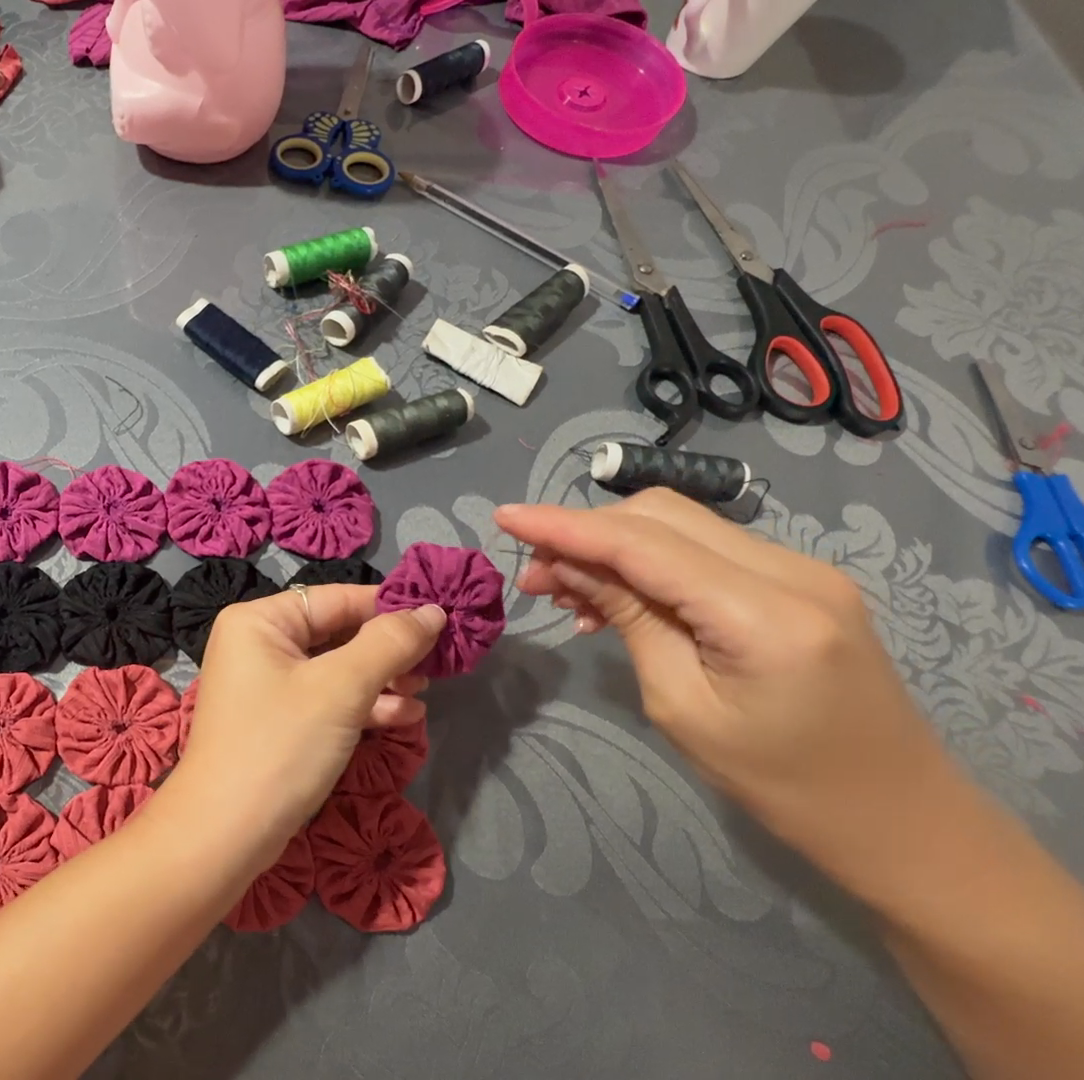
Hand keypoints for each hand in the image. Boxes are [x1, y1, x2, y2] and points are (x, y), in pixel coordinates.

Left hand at [171, 586, 444, 849]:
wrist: (227, 832)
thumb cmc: (281, 745)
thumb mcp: (342, 688)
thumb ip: (390, 644)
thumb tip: (433, 610)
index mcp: (258, 621)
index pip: (335, 598)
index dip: (389, 607)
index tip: (442, 619)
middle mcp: (256, 644)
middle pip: (336, 632)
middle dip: (387, 649)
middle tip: (438, 663)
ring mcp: (264, 685)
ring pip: (335, 669)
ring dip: (381, 679)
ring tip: (424, 692)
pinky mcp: (276, 721)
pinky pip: (327, 700)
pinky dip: (363, 706)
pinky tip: (404, 716)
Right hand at [494, 490, 947, 856]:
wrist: (895, 814)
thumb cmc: (778, 782)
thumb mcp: (680, 706)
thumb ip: (629, 620)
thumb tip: (568, 566)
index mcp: (765, 614)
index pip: (644, 544)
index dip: (566, 525)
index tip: (503, 516)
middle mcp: (791, 571)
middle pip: (662, 516)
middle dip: (586, 533)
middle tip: (533, 577)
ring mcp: (802, 570)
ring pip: (681, 525)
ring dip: (613, 546)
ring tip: (565, 592)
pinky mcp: (799, 581)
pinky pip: (705, 550)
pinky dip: (649, 561)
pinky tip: (618, 599)